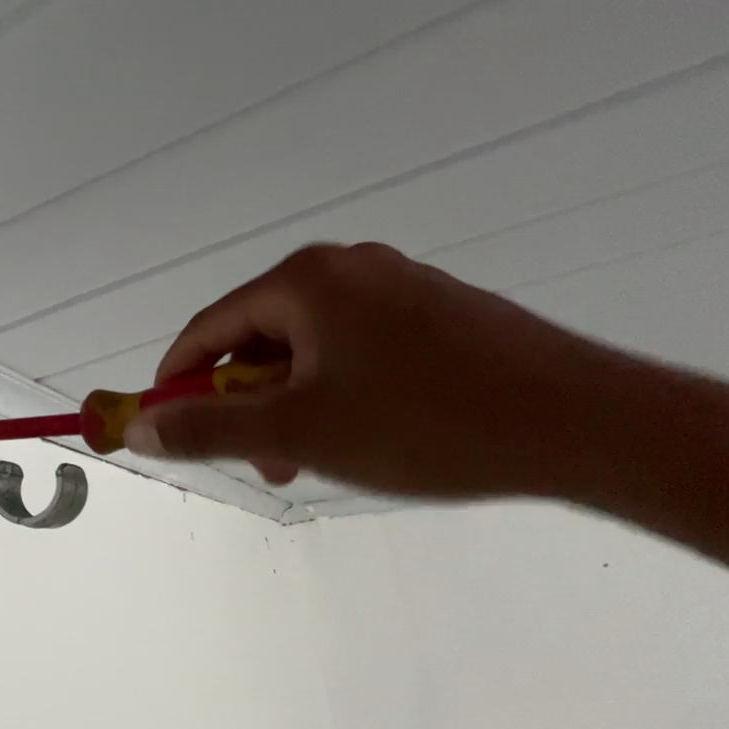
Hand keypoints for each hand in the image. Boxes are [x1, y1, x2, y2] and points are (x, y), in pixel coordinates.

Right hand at [122, 241, 607, 497]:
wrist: (590, 426)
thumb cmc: (424, 423)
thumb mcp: (296, 433)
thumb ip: (205, 430)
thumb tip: (138, 431)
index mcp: (304, 282)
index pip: (206, 330)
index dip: (176, 383)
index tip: (165, 428)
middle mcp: (347, 269)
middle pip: (256, 339)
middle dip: (243, 404)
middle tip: (258, 459)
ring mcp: (397, 287)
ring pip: (306, 350)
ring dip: (289, 405)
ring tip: (310, 458)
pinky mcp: (437, 312)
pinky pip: (353, 350)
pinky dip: (335, 392)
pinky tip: (359, 435)